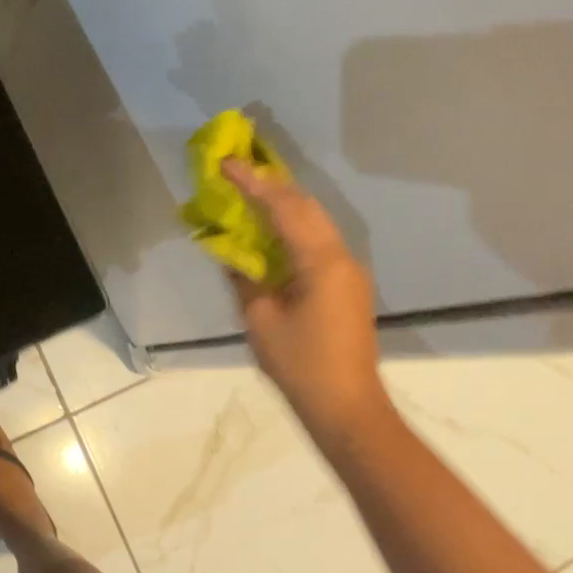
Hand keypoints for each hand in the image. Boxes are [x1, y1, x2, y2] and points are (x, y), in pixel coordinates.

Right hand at [219, 159, 389, 444]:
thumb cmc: (300, 364)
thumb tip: (230, 250)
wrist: (347, 409)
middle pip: (305, 206)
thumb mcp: (259, 318)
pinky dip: (291, 226)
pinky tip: (268, 229)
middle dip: (269, 184)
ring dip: (281, 203)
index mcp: (321, 262)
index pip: (283, 207)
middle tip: (235, 170)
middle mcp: (341, 258)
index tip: (224, 163)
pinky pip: (316, 241)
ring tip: (247, 192)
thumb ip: (244, 277)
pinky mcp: (346, 286)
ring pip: (314, 221)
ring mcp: (348, 272)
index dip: (252, 182)